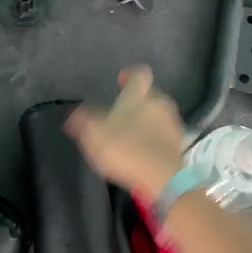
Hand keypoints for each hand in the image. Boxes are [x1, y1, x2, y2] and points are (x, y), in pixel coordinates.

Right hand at [66, 65, 186, 197]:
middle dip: (139, 102)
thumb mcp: (94, 135)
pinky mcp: (179, 144)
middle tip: (124, 114)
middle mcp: (159, 103)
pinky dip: (156, 138)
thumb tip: (72, 112)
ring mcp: (172, 123)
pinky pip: (164, 134)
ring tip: (134, 135)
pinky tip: (145, 151)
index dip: (130, 75)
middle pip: (150, 95)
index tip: (122, 81)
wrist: (162, 178)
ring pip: (159, 114)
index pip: (139, 74)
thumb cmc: (125, 148)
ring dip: (149, 121)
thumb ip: (82, 121)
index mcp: (138, 95)